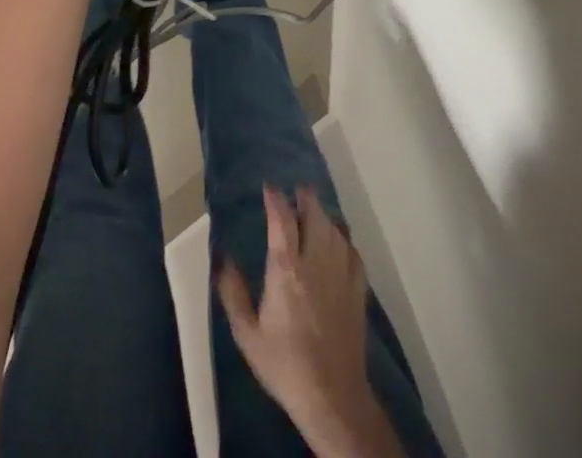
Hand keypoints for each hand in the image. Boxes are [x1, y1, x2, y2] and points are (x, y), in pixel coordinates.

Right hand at [218, 187, 402, 457]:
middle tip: (298, 189)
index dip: (276, 200)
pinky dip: (345, 240)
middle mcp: (316, 264)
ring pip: (337, 232)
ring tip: (316, 209)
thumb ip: (232, 291)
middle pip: (316, 218)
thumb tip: (223, 258)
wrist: (331, 394)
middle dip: (307, 199)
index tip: (269, 187)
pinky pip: (354, 254)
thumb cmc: (283, 363)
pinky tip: (341, 241)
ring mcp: (342, 277)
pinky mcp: (358, 293)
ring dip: (326, 215)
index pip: (282, 221)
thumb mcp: (246, 331)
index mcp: (286, 270)